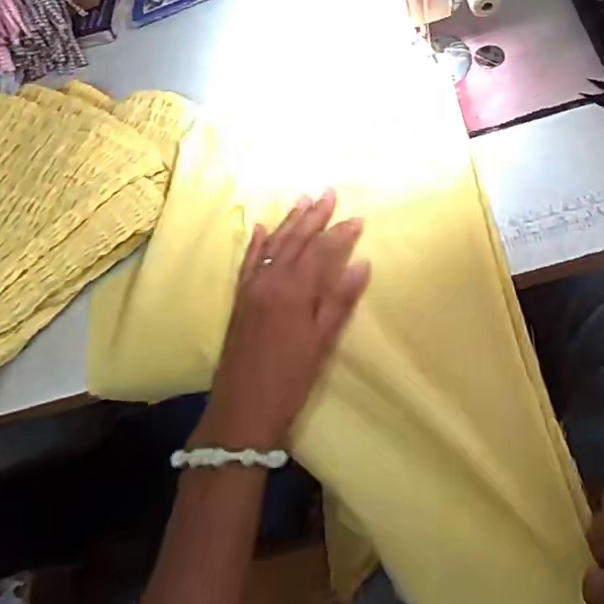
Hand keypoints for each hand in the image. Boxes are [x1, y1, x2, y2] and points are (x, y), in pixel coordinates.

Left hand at [196, 191, 369, 449]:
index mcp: (294, 290)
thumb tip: (362, 263)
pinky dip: (258, 242)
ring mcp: (252, 288)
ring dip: (290, 221)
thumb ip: (341, 301)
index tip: (358, 218)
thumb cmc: (290, 379)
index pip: (321, 250)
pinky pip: (249, 261)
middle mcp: (271, 281)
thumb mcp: (323, 343)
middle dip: (314, 215)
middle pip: (296, 240)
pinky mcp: (240, 299)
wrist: (242, 410)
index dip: (340, 233)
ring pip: (274, 245)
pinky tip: (263, 227)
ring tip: (303, 199)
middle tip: (329, 192)